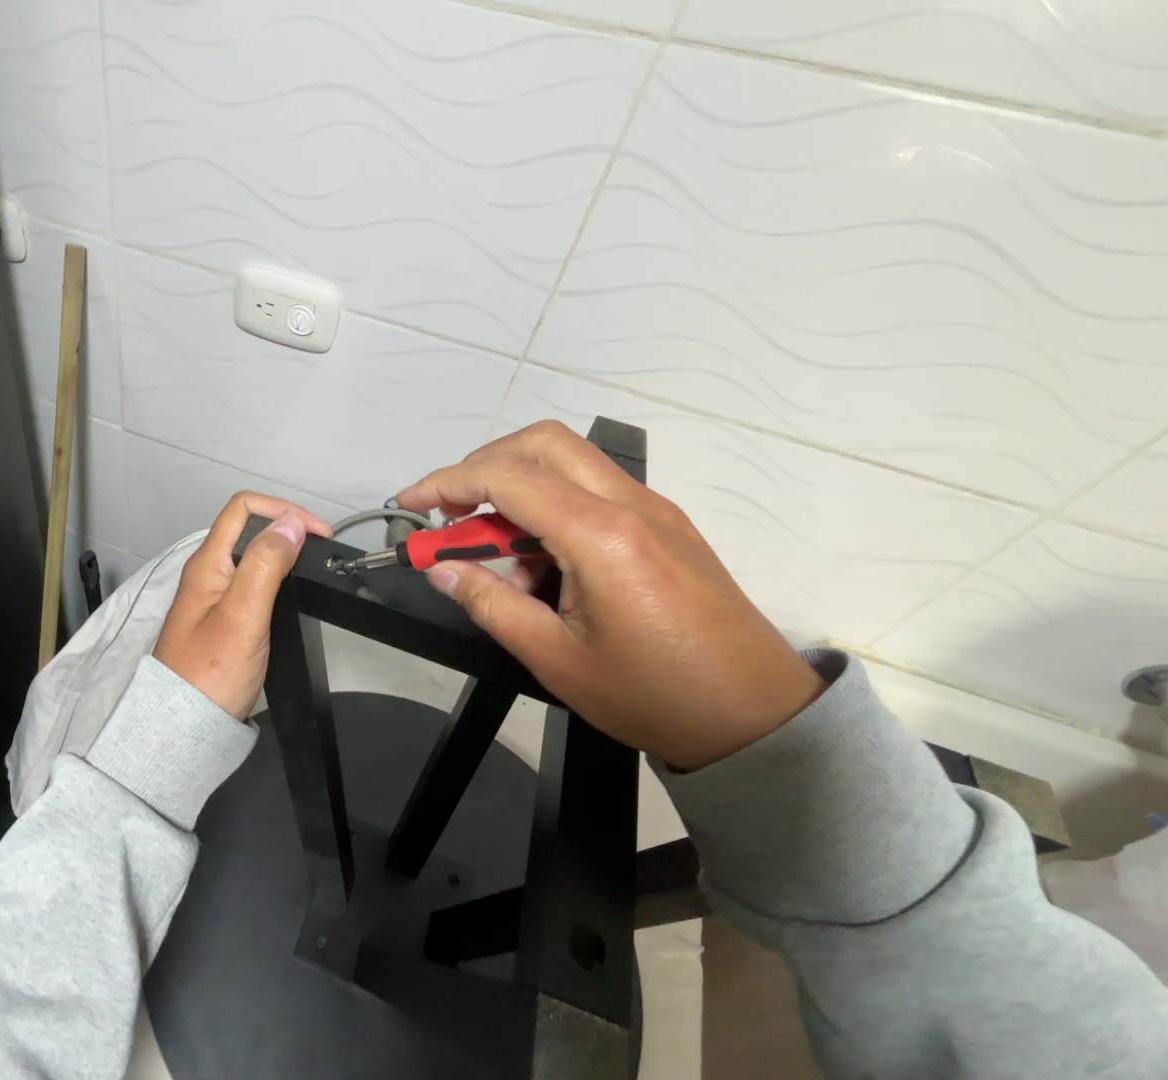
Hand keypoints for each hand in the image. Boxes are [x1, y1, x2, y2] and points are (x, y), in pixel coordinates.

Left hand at [153, 494, 333, 718]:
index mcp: (207, 564)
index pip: (243, 508)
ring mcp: (215, 596)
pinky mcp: (225, 619)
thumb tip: (289, 525)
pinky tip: (293, 592)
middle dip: (287, 528)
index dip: (283, 510)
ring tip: (312, 567)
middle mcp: (208, 573)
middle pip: (249, 527)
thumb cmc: (210, 675)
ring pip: (253, 555)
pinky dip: (278, 577)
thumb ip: (264, 565)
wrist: (187, 727)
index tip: (316, 533)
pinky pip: (253, 582)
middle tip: (320, 549)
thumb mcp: (242, 615)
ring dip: (284, 552)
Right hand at [395, 421, 824, 770]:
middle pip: (542, 443)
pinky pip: (596, 489)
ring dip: (518, 485)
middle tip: (452, 513)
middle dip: (483, 465)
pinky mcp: (666, 525)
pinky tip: (542, 562)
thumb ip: (490, 604)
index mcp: (602, 536)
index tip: (410, 504)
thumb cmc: (652, 695)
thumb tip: (439, 569)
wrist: (757, 718)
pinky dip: (552, 504)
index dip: (447, 483)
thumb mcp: (555, 658)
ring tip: (497, 553)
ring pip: (570, 460)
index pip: (508, 477)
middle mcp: (630, 505)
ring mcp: (655, 510)